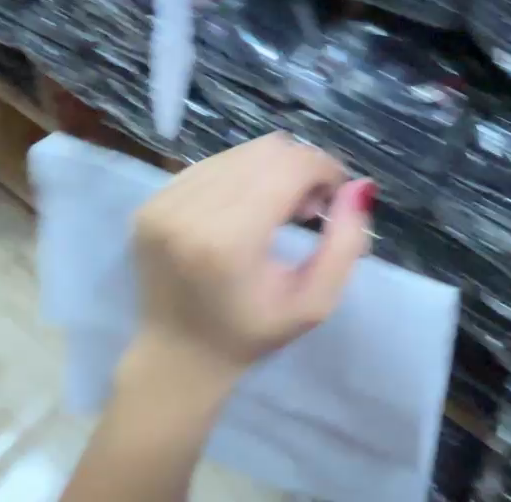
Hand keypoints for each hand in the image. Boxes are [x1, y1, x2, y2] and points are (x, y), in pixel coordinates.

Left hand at [129, 131, 376, 382]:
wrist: (175, 360)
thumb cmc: (251, 334)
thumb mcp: (315, 301)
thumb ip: (346, 242)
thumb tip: (359, 186)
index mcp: (229, 239)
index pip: (291, 165)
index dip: (325, 170)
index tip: (336, 197)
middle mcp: (190, 210)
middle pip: (269, 151)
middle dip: (301, 168)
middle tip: (309, 208)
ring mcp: (165, 202)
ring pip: (242, 152)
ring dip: (272, 169)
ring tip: (277, 209)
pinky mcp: (151, 201)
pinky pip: (214, 163)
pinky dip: (241, 176)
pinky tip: (246, 209)